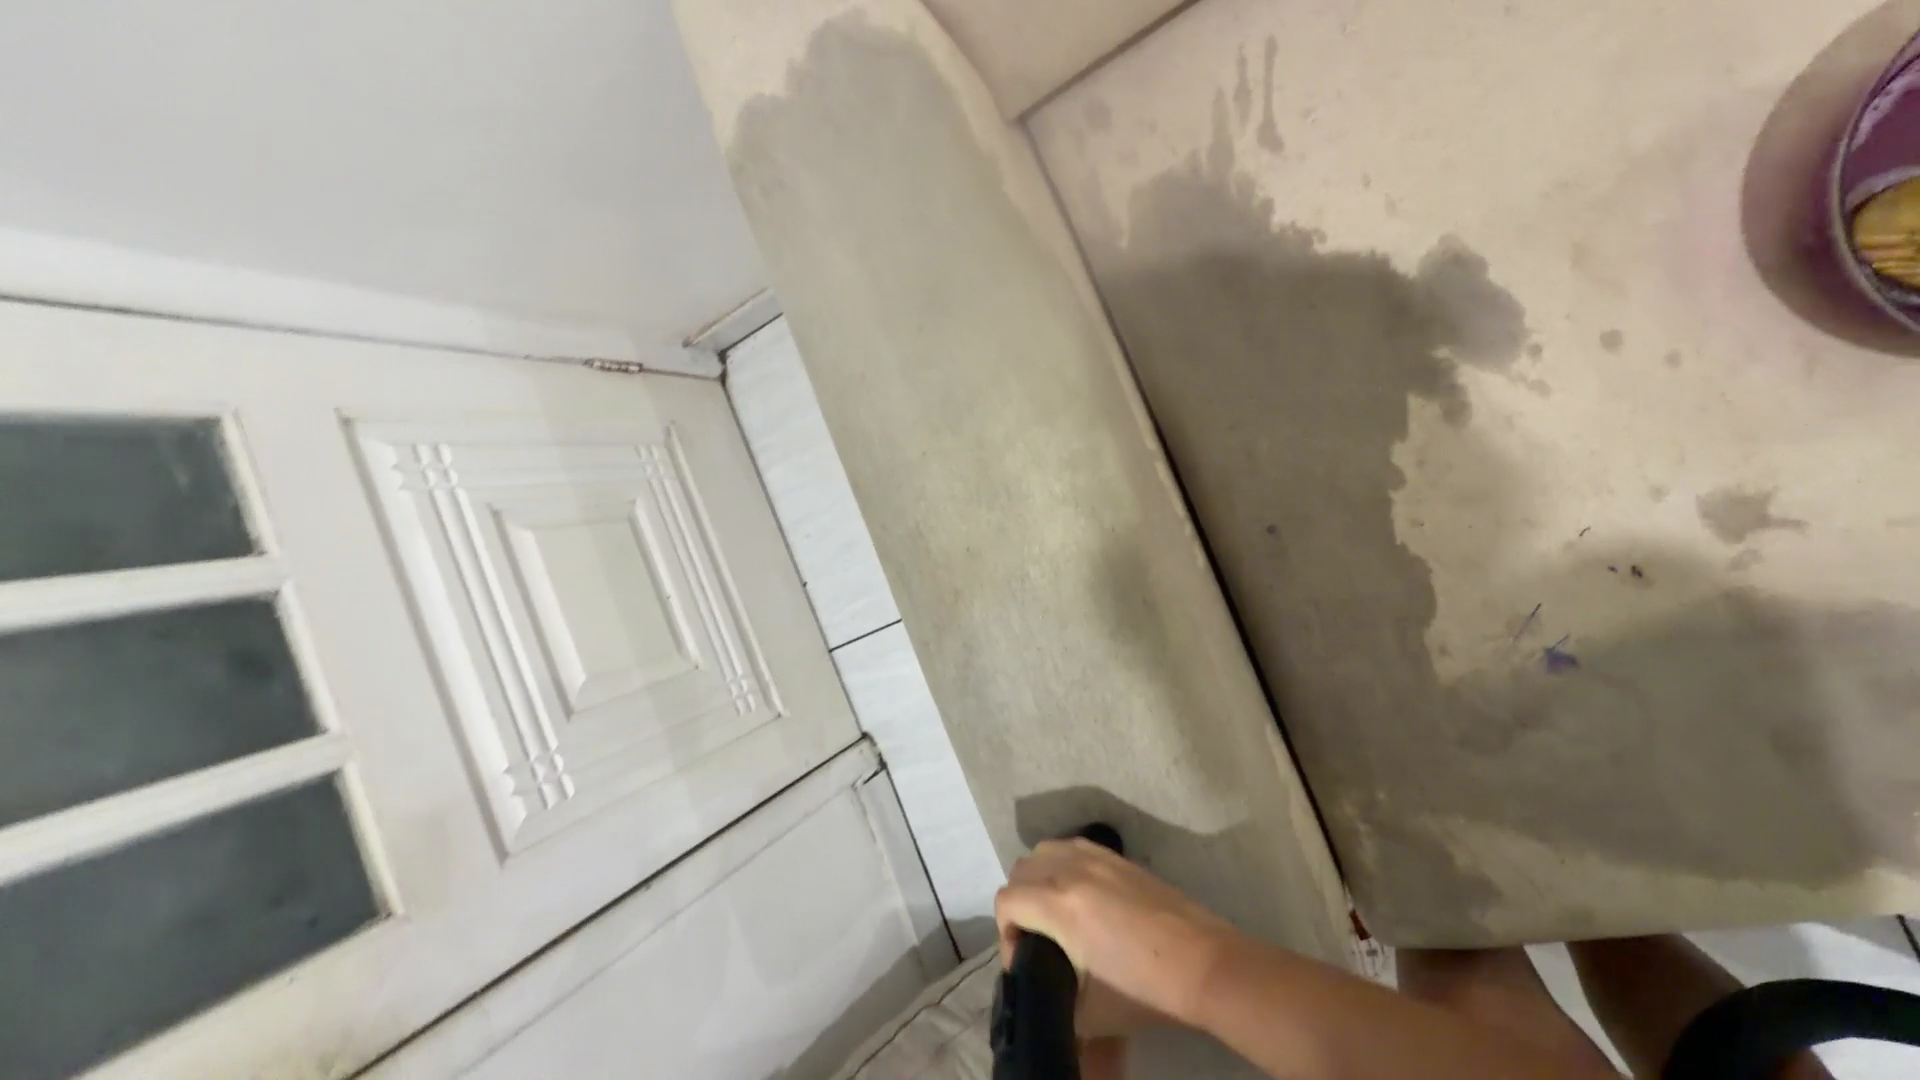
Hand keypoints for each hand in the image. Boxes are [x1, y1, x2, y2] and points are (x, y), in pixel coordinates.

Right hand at [994, 838, 1240, 1030]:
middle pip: (1021, 869)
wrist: (1206, 965)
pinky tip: (1083, 895)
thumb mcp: (1091, 1010)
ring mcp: (1098, 858)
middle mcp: (1073, 870)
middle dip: (1019, 902)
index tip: (1024, 961)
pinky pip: (1075, 846)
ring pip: (1046, 849)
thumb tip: (1047, 995)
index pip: (1006, 900)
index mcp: (1060, 905)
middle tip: (1037, 937)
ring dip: (1039, 877)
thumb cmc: (1146, 990)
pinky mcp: (1121, 858)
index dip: (1005, 933)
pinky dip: (1065, 864)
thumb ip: (1056, 997)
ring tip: (1056, 910)